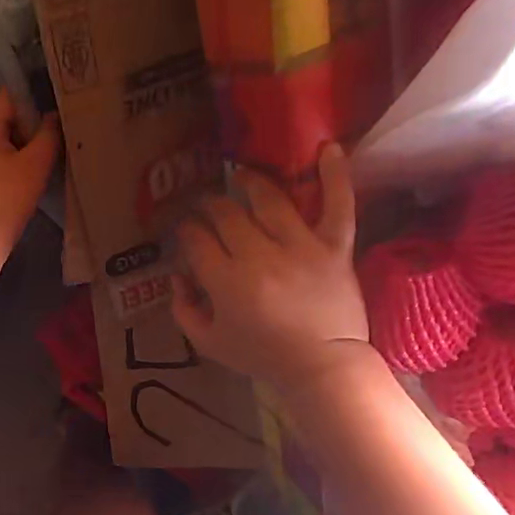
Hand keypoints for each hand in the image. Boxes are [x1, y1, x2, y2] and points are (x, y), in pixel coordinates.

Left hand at [0, 90, 59, 254]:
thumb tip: (53, 117)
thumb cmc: (9, 197)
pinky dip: (13, 158)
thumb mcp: (36, 163)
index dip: (30, 101)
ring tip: (43, 157)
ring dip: (23, 144)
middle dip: (28, 125)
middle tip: (51, 140)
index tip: (50, 116)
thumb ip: (48, 134)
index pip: (5, 96)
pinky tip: (29, 174)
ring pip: (1, 137)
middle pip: (2, 116)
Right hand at [172, 144, 368, 391]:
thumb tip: (177, 278)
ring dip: (251, 182)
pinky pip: (337, 206)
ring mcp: (300, 247)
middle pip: (226, 215)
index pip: (196, 240)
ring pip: (270, 200)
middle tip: (207, 206)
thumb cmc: (262, 357)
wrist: (321, 367)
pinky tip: (328, 148)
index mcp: (225, 280)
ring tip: (240, 176)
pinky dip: (335, 176)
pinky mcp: (334, 248)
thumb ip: (183, 311)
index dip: (187, 230)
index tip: (187, 231)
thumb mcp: (208, 343)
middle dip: (210, 205)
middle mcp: (259, 255)